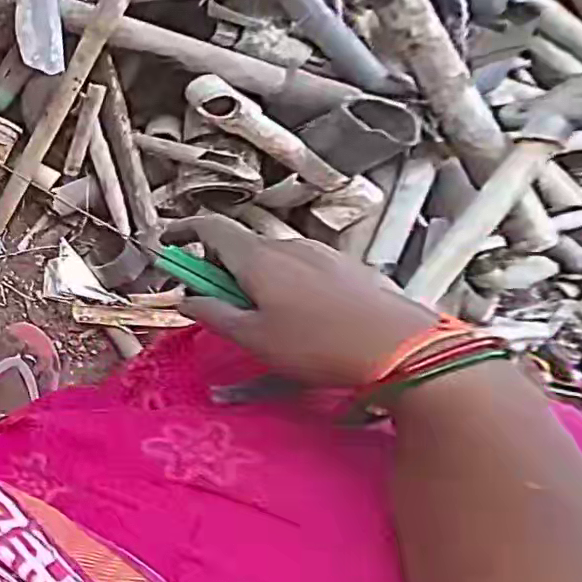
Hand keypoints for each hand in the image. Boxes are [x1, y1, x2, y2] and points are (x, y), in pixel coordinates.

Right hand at [167, 216, 440, 386]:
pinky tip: (301, 316)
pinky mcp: (350, 268)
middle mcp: (288, 246)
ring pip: (272, 257)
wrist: (414, 353)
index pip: (208, 227)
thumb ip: (211, 314)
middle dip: (219, 267)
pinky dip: (285, 282)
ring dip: (253, 277)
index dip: (181, 231)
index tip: (167, 245)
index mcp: (257, 258)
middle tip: (217, 301)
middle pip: (239, 245)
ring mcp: (323, 254)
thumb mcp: (252, 338)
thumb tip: (186, 300)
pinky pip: (302, 267)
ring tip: (262, 314)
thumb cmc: (319, 346)